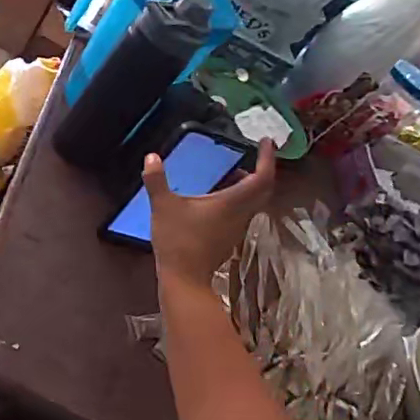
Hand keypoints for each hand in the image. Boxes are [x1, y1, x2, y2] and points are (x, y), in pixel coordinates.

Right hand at [143, 138, 276, 288]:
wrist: (184, 278)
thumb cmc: (178, 240)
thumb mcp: (162, 206)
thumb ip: (156, 180)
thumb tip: (151, 156)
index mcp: (231, 202)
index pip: (262, 176)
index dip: (268, 158)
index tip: (267, 141)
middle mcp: (241, 213)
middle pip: (264, 189)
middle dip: (263, 169)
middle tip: (255, 155)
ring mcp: (237, 227)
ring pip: (254, 201)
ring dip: (250, 185)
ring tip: (233, 172)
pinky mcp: (229, 237)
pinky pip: (243, 212)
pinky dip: (239, 199)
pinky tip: (219, 197)